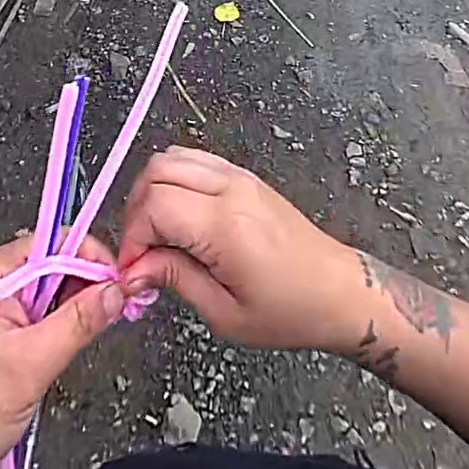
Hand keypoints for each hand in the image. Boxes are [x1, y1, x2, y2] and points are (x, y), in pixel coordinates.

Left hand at [0, 233, 126, 468]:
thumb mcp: (29, 364)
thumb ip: (78, 322)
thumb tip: (114, 290)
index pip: (58, 242)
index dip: (93, 257)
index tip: (121, 280)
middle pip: (57, 265)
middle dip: (90, 284)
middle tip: (120, 307)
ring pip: (52, 293)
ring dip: (79, 308)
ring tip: (99, 327)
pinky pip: (40, 317)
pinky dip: (64, 326)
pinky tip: (74, 343)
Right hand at [117, 146, 364, 353]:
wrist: (337, 290)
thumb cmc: (289, 310)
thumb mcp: (225, 313)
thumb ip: (173, 279)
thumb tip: (132, 270)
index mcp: (226, 225)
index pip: (154, 204)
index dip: (131, 236)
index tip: (133, 268)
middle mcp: (230, 188)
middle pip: (156, 170)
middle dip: (135, 210)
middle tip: (140, 250)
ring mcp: (237, 175)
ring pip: (171, 156)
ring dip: (151, 189)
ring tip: (155, 232)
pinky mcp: (242, 174)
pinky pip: (193, 158)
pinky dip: (173, 178)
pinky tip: (177, 214)